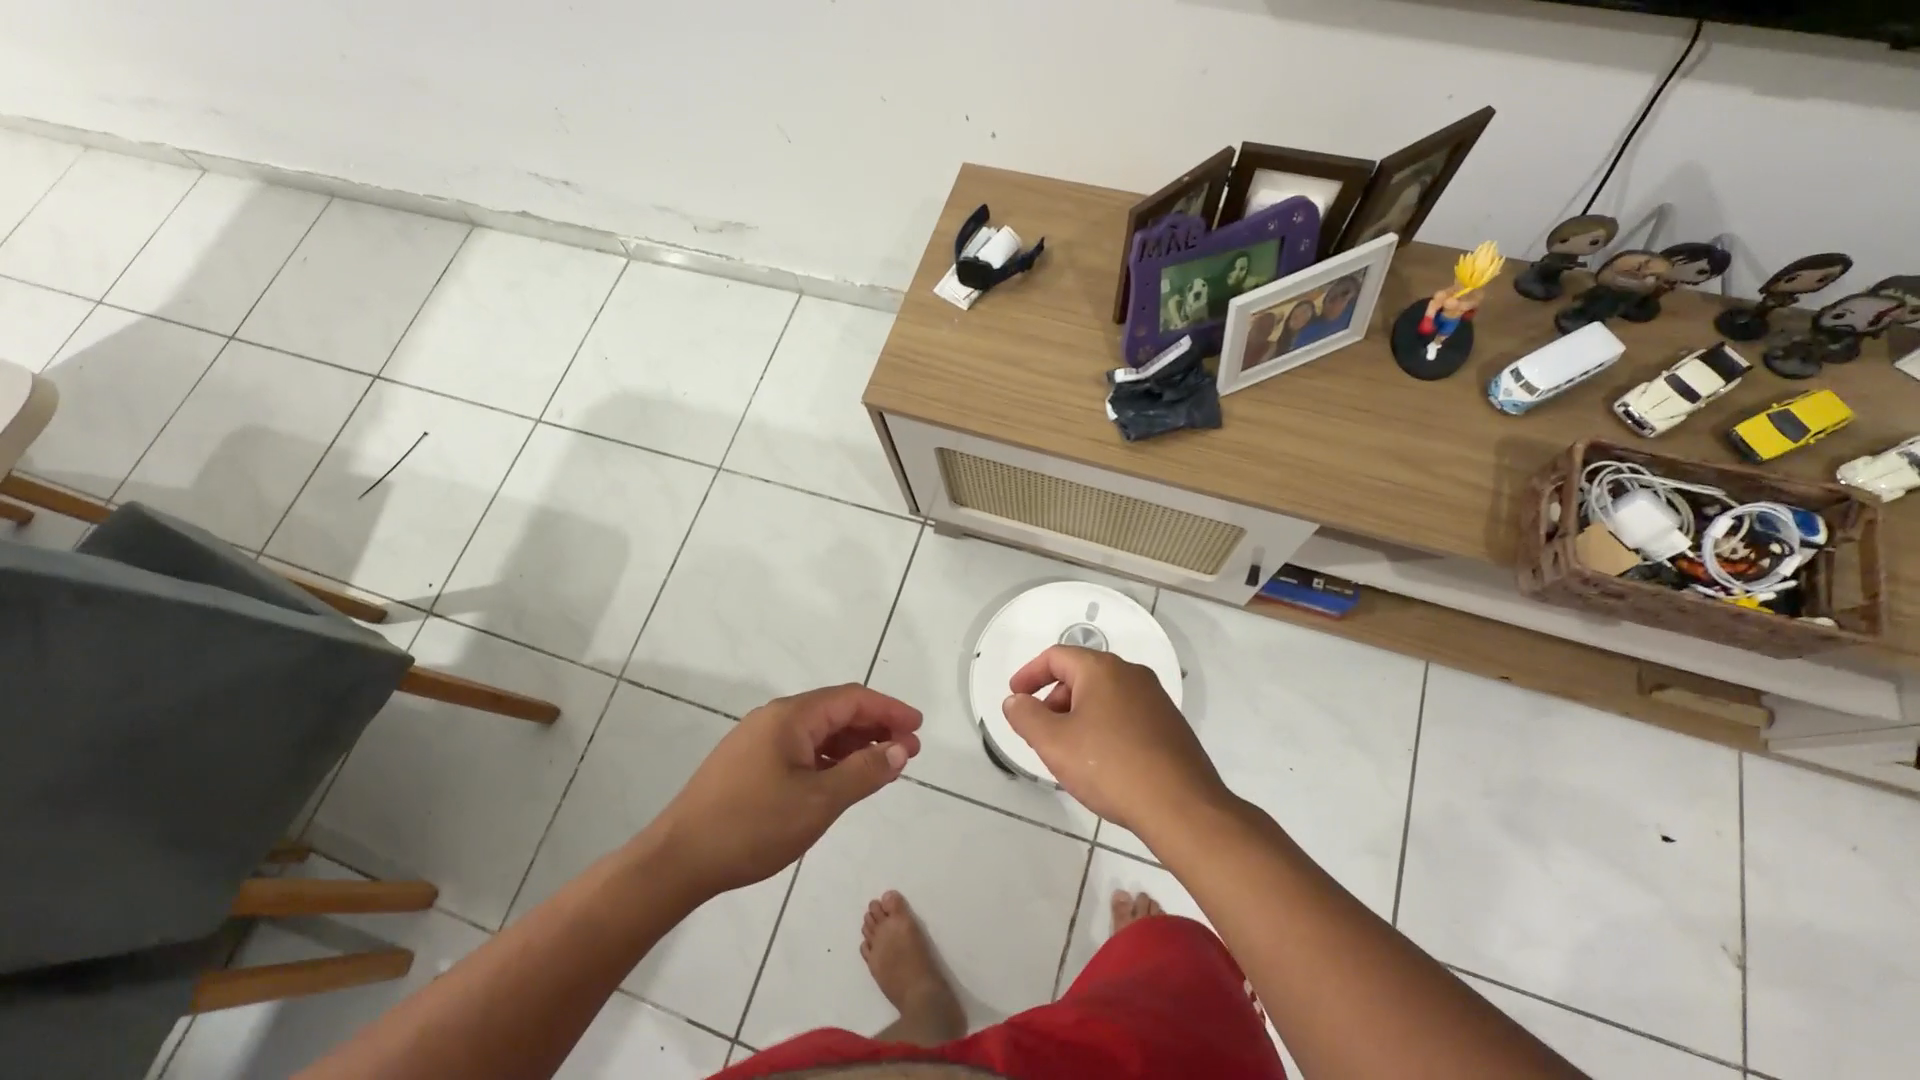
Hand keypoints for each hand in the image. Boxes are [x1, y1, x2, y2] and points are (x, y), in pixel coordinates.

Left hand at [653, 684, 921, 896]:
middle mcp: (774, 719)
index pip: (852, 699)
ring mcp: (757, 742)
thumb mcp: (819, 802)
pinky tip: (841, 781)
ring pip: (817, 733)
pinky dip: (829, 760)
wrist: (679, 859)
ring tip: (882, 768)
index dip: (890, 710)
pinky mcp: (747, 765)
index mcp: (791, 717)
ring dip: (853, 745)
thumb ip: (864, 772)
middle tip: (908, 753)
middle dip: (875, 728)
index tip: (919, 728)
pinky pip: (800, 750)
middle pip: (835, 711)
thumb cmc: (753, 826)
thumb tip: (900, 749)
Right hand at [1001, 646, 1227, 835]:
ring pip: (1105, 696)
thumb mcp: (1054, 743)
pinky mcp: (1170, 725)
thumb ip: (1026, 717)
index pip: (1057, 656)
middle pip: (1082, 674)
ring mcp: (1156, 699)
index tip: (1015, 697)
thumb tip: (1016, 701)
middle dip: (1054, 698)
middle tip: (1040, 731)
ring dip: (1079, 715)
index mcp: (1103, 669)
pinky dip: (1104, 727)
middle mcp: (1132, 675)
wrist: (1181, 806)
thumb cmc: (1110, 767)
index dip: (1030, 674)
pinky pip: (1126, 715)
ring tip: (1068, 751)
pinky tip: (1101, 762)